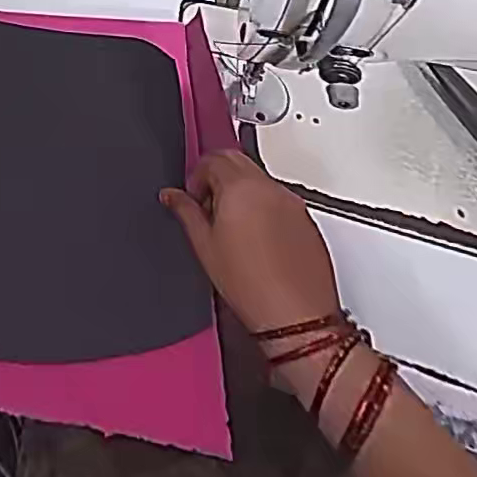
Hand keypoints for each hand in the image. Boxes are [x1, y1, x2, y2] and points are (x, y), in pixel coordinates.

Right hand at [160, 151, 340, 333]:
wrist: (296, 318)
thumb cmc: (253, 286)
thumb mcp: (204, 245)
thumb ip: (185, 211)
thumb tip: (172, 196)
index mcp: (239, 187)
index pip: (211, 159)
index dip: (195, 177)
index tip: (192, 196)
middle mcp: (268, 188)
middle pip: (235, 158)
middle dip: (216, 173)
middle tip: (206, 201)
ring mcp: (290, 201)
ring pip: (257, 176)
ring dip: (239, 186)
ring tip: (229, 222)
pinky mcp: (305, 218)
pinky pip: (277, 196)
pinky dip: (261, 202)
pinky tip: (254, 235)